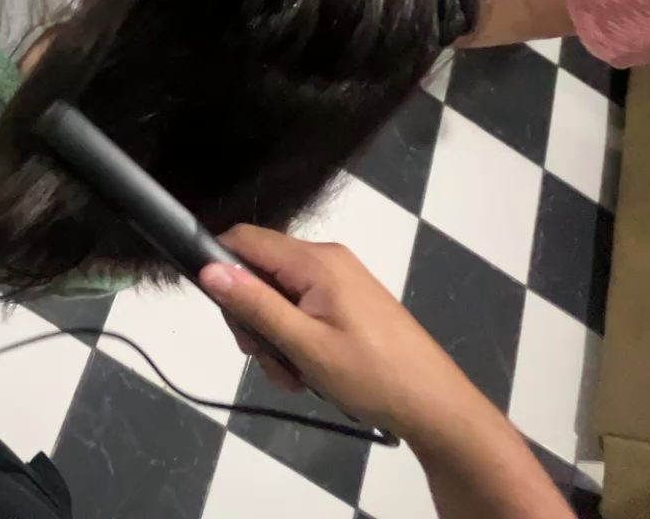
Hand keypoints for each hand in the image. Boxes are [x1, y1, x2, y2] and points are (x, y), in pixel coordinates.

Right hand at [199, 226, 490, 440]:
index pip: (243, 239)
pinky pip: (302, 302)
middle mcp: (326, 258)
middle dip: (250, 311)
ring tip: (290, 372)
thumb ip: (255, 305)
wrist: (441, 410)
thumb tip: (208, 270)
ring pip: (279, 290)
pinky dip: (294, 331)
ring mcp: (340, 277)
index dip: (220, 266)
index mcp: (314, 261)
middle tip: (261, 356)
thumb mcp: (305, 346)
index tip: (224, 312)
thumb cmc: (373, 377)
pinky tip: (306, 367)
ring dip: (273, 330)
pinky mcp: (349, 298)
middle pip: (260, 267)